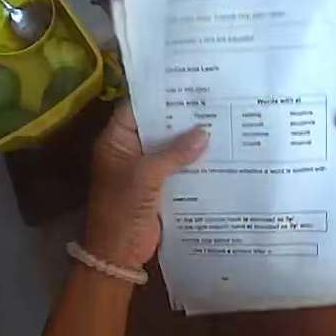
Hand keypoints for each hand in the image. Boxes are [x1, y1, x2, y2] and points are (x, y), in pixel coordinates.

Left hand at [83, 102, 208, 269]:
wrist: (118, 252)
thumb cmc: (122, 207)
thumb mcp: (147, 174)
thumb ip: (175, 152)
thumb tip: (204, 132)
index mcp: (116, 140)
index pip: (135, 108)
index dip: (158, 96)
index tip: (185, 84)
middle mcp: (129, 150)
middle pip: (155, 127)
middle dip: (180, 118)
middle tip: (211, 100)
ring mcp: (143, 169)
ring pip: (168, 147)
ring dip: (189, 140)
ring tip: (219, 121)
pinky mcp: (157, 186)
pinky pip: (176, 167)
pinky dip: (191, 161)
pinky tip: (216, 152)